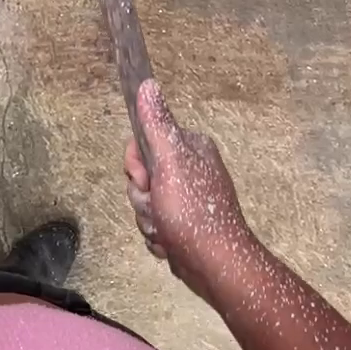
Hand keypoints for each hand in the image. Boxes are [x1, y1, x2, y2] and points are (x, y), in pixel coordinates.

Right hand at [122, 80, 257, 299]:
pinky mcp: (183, 224)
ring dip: (148, 220)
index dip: (136, 166)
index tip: (146, 181)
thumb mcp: (170, 161)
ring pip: (144, 202)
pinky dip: (157, 236)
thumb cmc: (193, 212)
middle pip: (140, 175)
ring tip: (165, 230)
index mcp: (189, 148)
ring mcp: (186, 198)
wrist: (214, 266)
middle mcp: (189, 169)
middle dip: (142, 198)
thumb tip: (147, 83)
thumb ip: (157, 123)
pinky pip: (153, 223)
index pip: (142, 143)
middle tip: (158, 209)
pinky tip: (169, 244)